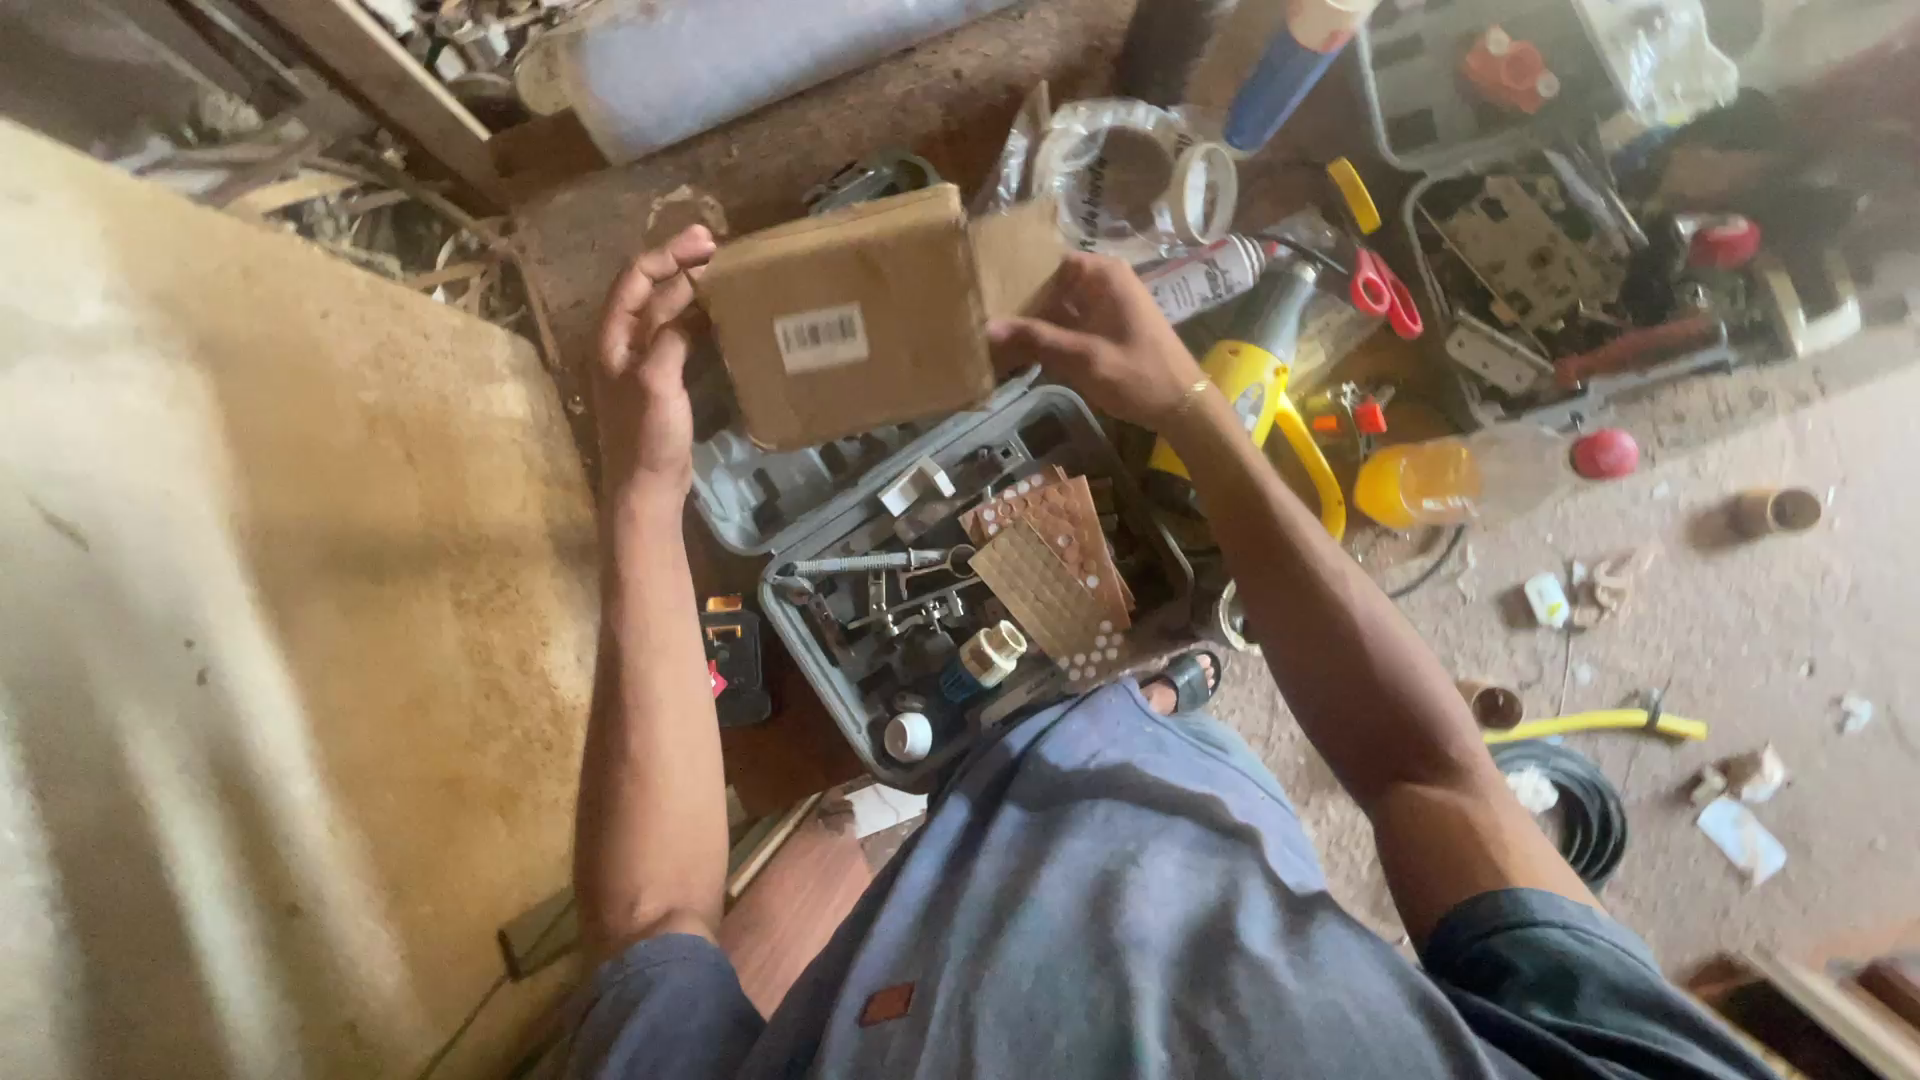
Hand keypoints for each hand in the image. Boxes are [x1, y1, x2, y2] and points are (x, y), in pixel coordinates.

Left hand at [594, 225, 717, 502]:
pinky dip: (695, 319)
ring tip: (721, 274)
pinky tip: (718, 316)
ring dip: (688, 289)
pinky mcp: (661, 381)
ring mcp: (641, 362)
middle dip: (678, 265)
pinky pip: (677, 336)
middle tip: (717, 247)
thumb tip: (692, 297)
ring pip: (663, 312)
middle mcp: (621, 343)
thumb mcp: (657, 382)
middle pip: (647, 290)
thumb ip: (669, 335)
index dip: (668, 255)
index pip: (635, 280)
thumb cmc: (647, 437)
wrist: (646, 487)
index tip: (705, 241)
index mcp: (611, 338)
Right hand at [987, 252, 1204, 430]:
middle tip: (973, 316)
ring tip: (984, 335)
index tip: (979, 288)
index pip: (1045, 261)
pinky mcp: (1098, 331)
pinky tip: (1012, 354)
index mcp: (1101, 274)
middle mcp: (1099, 283)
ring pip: (1051, 310)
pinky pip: (1062, 329)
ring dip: (1025, 326)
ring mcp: (1099, 308)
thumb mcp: (1084, 357)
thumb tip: (986, 327)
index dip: (1012, 274)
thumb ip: (1036, 339)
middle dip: (1014, 304)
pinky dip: (1042, 341)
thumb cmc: (1139, 375)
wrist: (1180, 406)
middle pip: (1045, 286)